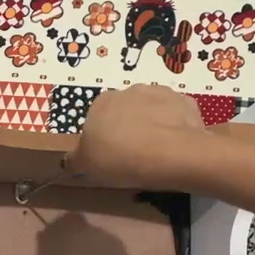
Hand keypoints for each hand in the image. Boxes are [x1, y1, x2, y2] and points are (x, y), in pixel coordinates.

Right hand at [66, 83, 218, 187]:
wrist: (168, 153)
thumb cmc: (118, 157)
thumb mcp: (85, 164)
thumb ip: (74, 160)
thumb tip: (69, 160)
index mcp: (102, 102)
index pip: (98, 118)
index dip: (103, 137)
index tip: (108, 155)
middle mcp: (129, 90)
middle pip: (126, 111)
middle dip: (128, 127)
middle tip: (132, 154)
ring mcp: (160, 92)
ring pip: (152, 111)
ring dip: (152, 125)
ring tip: (155, 152)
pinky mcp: (186, 102)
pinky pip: (177, 116)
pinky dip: (175, 128)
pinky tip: (174, 147)